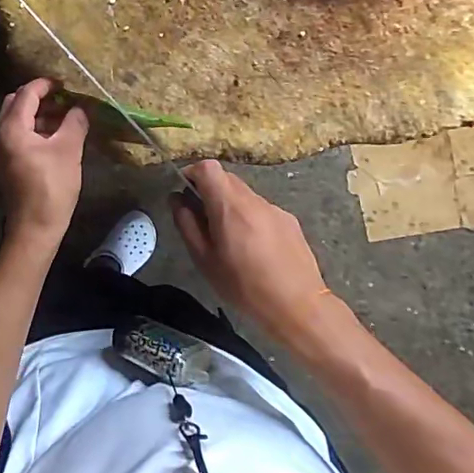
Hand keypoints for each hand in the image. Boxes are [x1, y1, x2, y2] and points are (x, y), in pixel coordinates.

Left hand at [0, 78, 87, 244]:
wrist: (35, 226)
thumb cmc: (51, 187)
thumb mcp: (68, 150)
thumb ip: (74, 123)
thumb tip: (80, 109)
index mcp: (11, 128)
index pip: (26, 94)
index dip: (45, 85)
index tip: (65, 84)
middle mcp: (0, 135)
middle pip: (15, 103)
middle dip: (39, 98)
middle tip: (63, 99)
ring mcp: (1, 150)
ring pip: (16, 120)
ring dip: (38, 114)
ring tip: (64, 117)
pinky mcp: (7, 162)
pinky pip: (17, 135)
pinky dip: (34, 129)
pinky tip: (55, 136)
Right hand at [173, 160, 336, 345]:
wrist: (297, 304)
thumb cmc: (243, 286)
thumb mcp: (204, 259)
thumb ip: (187, 224)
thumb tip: (176, 199)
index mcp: (229, 206)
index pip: (208, 168)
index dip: (192, 173)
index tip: (185, 193)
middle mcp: (253, 200)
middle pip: (226, 178)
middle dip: (210, 191)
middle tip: (202, 220)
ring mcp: (275, 209)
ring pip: (244, 195)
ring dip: (230, 206)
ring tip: (229, 239)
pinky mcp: (289, 221)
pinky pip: (261, 210)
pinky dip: (250, 218)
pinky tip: (254, 249)